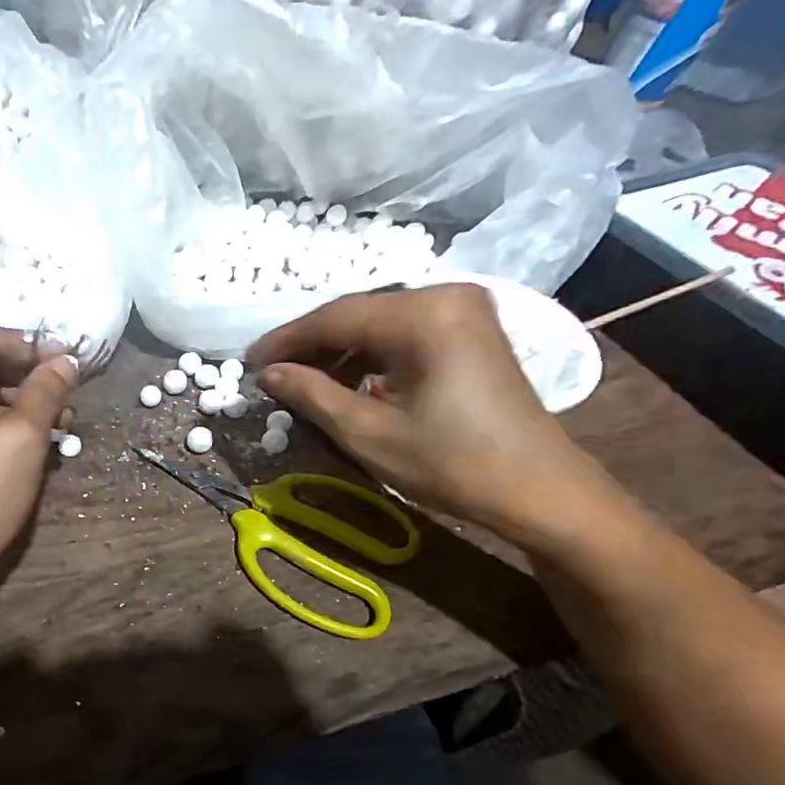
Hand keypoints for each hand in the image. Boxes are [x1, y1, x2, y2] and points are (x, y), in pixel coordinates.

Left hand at [0, 325, 77, 598]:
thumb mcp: (20, 438)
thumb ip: (46, 390)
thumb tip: (69, 359)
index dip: (33, 347)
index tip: (75, 359)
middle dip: (29, 376)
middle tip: (72, 392)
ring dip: (23, 399)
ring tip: (64, 418)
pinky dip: (5, 417)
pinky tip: (42, 431)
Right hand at [246, 284, 610, 539]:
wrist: (537, 488)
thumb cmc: (451, 464)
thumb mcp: (367, 434)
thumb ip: (311, 395)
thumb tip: (268, 374)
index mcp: (424, 315)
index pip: (336, 317)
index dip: (286, 340)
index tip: (247, 363)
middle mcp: (446, 295)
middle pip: (358, 313)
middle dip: (310, 345)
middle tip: (271, 374)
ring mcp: (463, 310)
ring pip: (379, 322)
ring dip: (338, 351)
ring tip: (301, 382)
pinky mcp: (470, 329)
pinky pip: (403, 332)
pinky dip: (369, 355)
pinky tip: (345, 381)